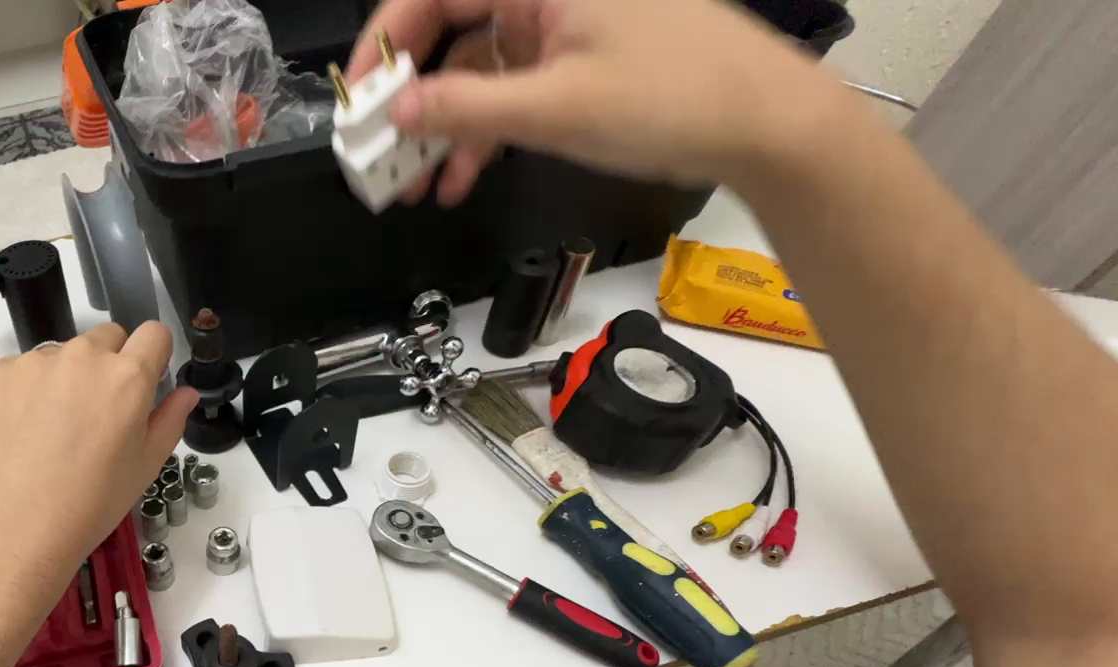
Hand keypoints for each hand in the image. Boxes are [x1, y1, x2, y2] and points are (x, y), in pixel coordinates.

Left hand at [0, 322, 195, 594]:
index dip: (153, 356)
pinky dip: (24, 392)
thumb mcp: (145, 467)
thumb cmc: (88, 505)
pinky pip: (19, 370)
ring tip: (52, 431)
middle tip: (97, 414)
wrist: (14, 528)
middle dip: (109, 365)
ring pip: (61, 356)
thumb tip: (185, 393)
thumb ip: (170, 420)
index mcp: (127, 378)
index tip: (145, 378)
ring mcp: (34, 361)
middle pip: (107, 339)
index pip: (154, 333)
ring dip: (65, 379)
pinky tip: (22, 431)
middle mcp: (82, 358)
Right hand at [347, 0, 852, 204]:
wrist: (758, 126)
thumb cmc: (672, 98)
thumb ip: (465, 109)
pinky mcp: (570, 64)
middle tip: (379, 151)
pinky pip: (504, 96)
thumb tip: (397, 111)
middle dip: (410, 98)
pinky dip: (477, 137)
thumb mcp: (553, 109)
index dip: (384, 44)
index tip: (359, 99)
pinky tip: (457, 180)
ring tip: (413, 186)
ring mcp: (558, 28)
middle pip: (448, 33)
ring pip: (473, 74)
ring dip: (439, 132)